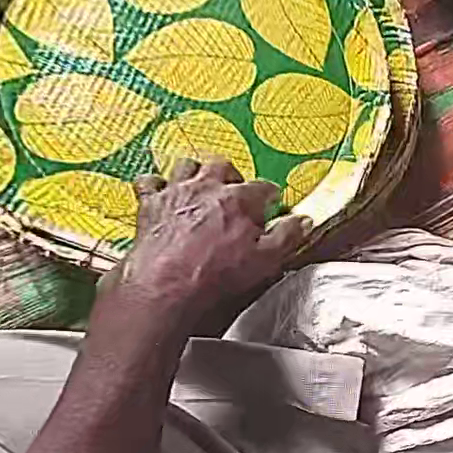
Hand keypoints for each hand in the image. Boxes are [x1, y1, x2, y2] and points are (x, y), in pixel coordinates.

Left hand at [111, 157, 310, 323]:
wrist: (165, 287)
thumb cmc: (216, 276)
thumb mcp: (266, 261)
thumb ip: (287, 236)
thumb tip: (303, 221)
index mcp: (239, 199)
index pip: (263, 187)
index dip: (270, 196)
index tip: (272, 204)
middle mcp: (206, 187)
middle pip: (223, 166)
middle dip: (232, 176)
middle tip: (237, 192)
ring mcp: (175, 192)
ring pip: (187, 165)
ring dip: (196, 173)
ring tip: (202, 187)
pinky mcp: (149, 204)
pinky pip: (150, 181)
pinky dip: (157, 185)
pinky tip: (163, 195)